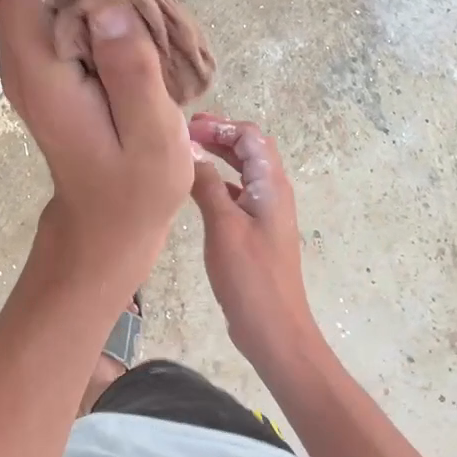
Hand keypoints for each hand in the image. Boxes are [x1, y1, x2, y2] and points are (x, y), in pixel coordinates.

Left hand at [0, 0, 195, 288]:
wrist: (107, 222)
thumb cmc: (135, 187)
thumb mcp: (153, 137)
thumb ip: (133, 73)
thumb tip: (110, 7)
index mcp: (40, 77)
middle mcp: (20, 63)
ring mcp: (26, 64)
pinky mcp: (40, 65)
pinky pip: (42, 9)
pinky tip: (116, 11)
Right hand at [189, 115, 318, 364]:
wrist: (275, 331)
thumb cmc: (251, 276)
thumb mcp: (223, 225)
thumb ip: (206, 183)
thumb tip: (187, 148)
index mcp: (271, 185)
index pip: (250, 136)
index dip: (221, 125)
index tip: (187, 126)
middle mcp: (272, 193)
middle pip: (249, 149)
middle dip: (218, 135)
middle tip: (182, 133)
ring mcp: (265, 214)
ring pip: (242, 170)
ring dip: (217, 156)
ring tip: (184, 153)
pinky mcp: (255, 232)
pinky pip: (237, 193)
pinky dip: (217, 181)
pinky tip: (194, 189)